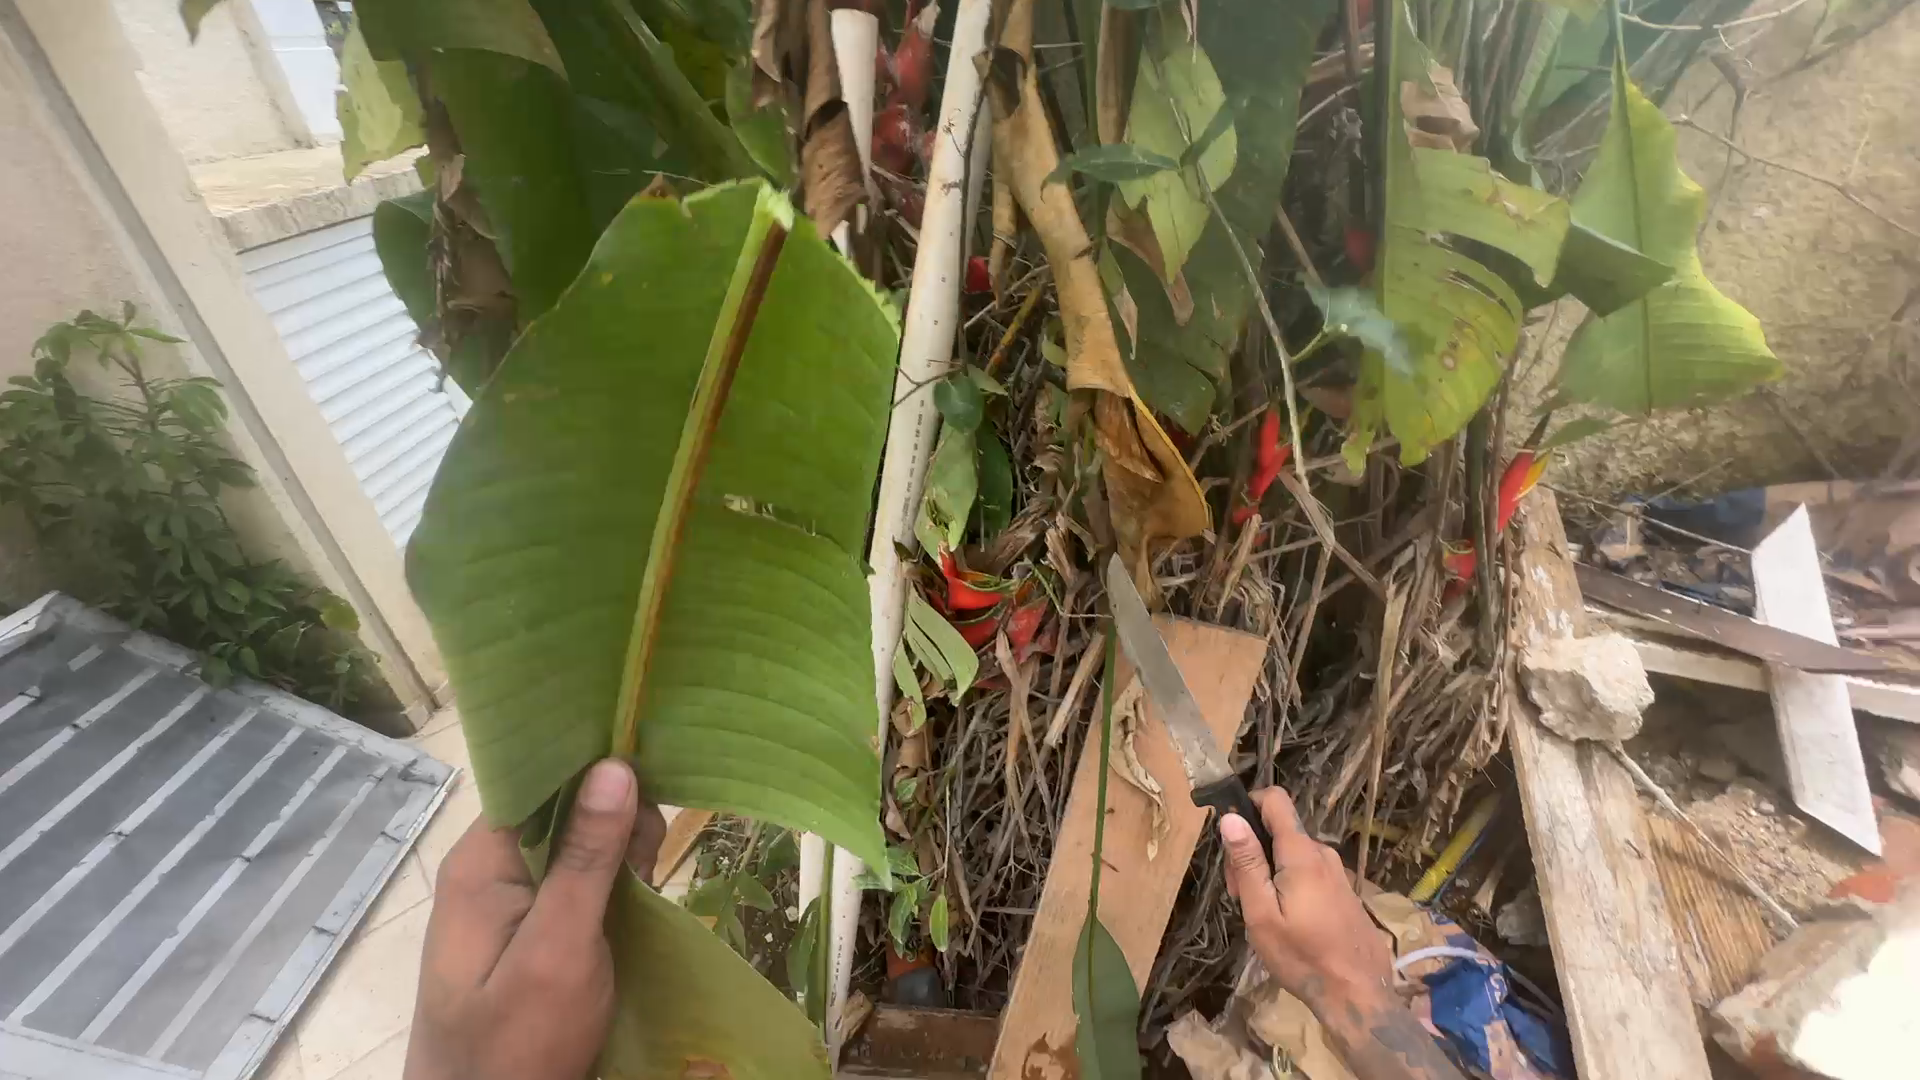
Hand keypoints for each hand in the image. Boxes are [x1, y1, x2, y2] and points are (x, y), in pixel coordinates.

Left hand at [405, 759, 664, 1079]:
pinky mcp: (548, 915)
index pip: (542, 776)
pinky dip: (624, 875)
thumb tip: (616, 764)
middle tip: (645, 858)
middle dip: (620, 817)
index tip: (647, 777)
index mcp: (484, 859)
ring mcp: (523, 891)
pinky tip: (638, 897)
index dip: (595, 767)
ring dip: (627, 849)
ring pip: (591, 833)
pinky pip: (594, 869)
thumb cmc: (516, 1044)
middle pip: (573, 801)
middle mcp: (500, 864)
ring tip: (642, 886)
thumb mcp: (559, 947)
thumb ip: (588, 856)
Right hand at [1218, 787, 1392, 1012]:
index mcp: (1301, 853)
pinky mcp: (1344, 892)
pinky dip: (1289, 884)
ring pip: (1291, 854)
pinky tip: (1288, 922)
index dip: (1249, 804)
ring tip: (1262, 915)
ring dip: (1269, 872)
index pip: (1275, 799)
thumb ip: (1247, 862)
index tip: (1232, 836)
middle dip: (1252, 853)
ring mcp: (1337, 873)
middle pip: (1277, 831)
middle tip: (1240, 896)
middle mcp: (1322, 854)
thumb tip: (1230, 818)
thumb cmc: (1303, 957)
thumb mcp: (1262, 913)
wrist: (1360, 1000)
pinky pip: (1308, 871)